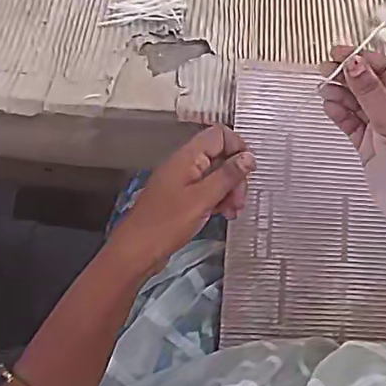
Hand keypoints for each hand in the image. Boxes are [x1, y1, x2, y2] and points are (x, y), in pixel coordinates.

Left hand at [105, 126, 253, 274]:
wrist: (137, 250)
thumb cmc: (165, 224)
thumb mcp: (203, 198)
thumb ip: (227, 176)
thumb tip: (248, 157)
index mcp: (187, 158)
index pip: (219, 135)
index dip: (238, 148)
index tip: (248, 171)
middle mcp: (184, 165)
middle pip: (220, 156)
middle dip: (235, 176)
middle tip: (239, 199)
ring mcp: (182, 181)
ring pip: (215, 176)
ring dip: (229, 191)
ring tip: (233, 211)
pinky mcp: (181, 198)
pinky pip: (206, 191)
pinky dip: (218, 200)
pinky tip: (223, 214)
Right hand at [320, 48, 385, 219]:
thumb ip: (371, 92)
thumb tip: (355, 63)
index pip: (385, 69)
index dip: (362, 59)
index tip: (340, 54)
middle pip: (368, 83)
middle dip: (347, 75)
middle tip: (326, 70)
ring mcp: (382, 126)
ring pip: (356, 102)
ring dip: (340, 93)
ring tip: (324, 88)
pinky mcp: (368, 143)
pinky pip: (350, 122)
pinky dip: (339, 113)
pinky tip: (330, 105)